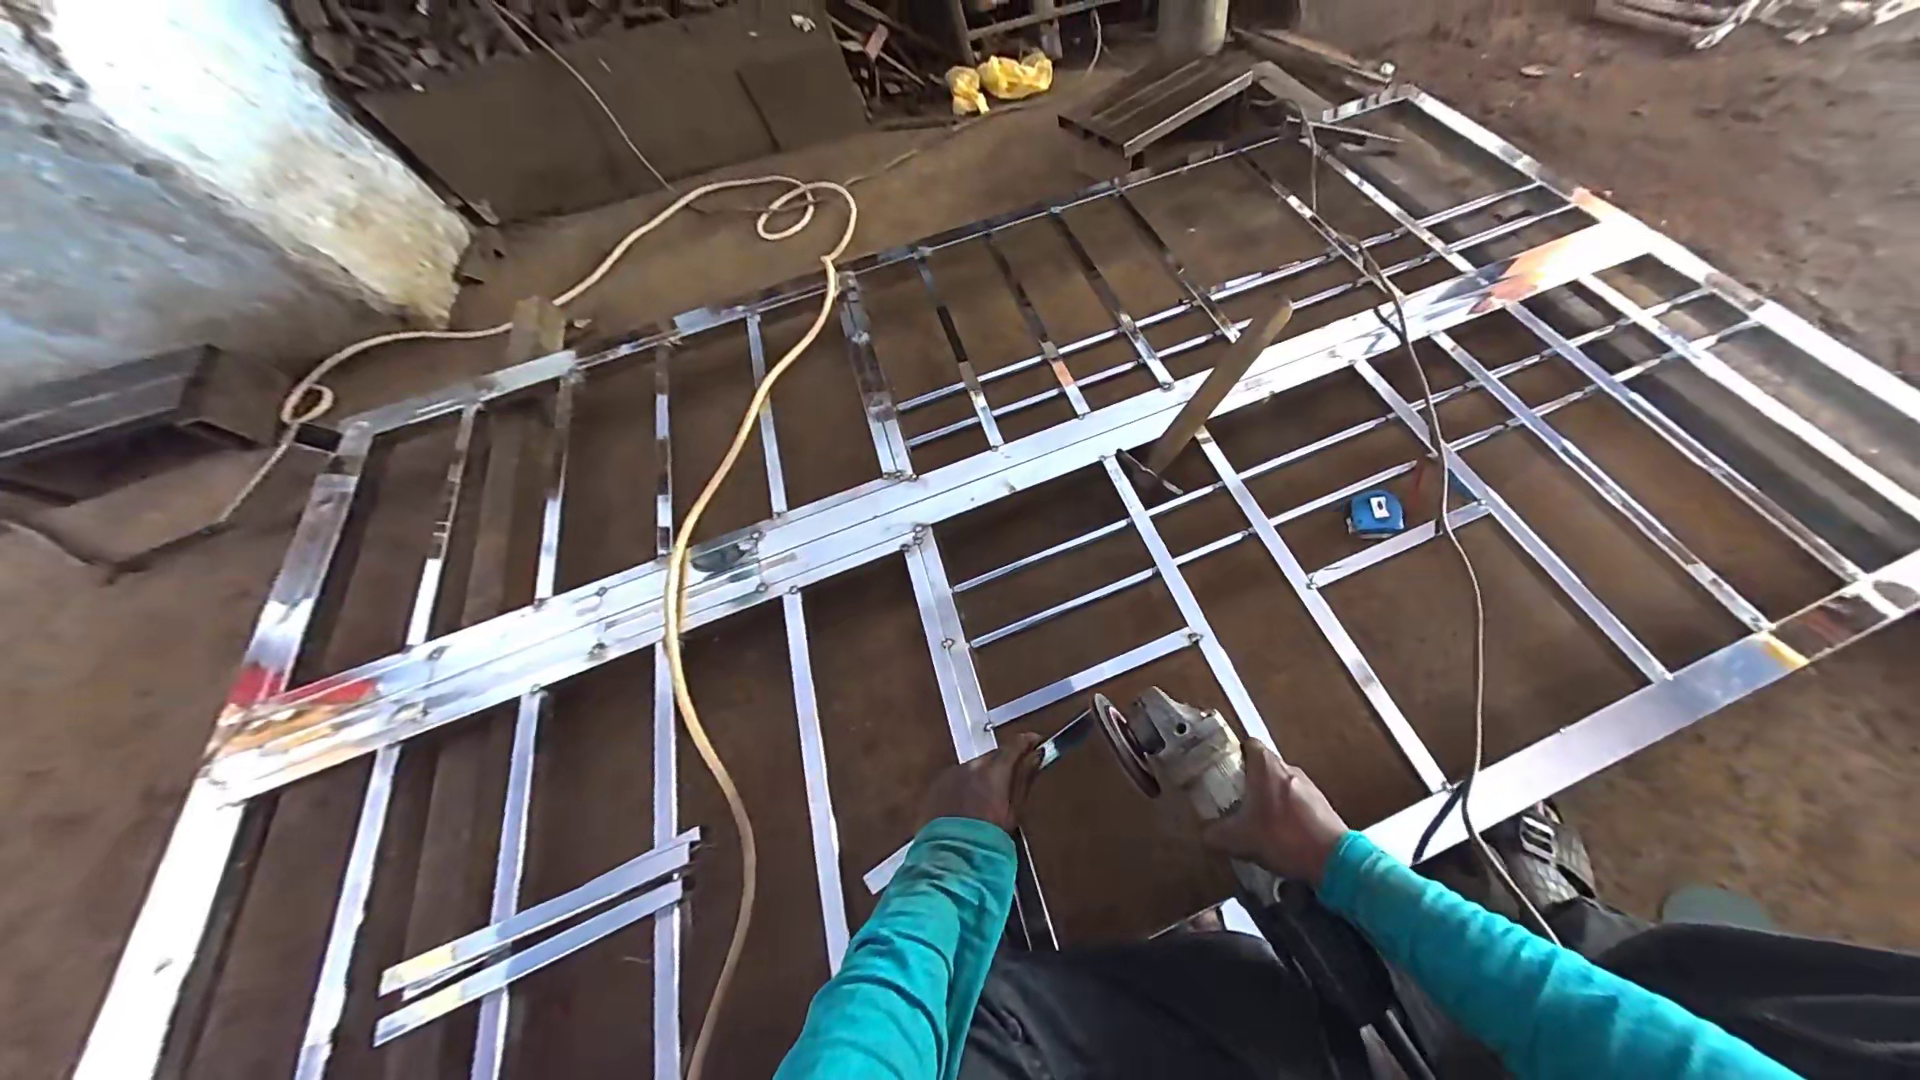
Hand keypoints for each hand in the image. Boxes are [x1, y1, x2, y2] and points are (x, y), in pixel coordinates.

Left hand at [918, 732, 1042, 831]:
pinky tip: (969, 804)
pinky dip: (965, 785)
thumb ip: (1025, 778)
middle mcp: (971, 767)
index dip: (1028, 742)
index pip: (1015, 745)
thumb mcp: (1014, 811)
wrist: (953, 858)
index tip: (1036, 743)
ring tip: (987, 801)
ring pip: (975, 766)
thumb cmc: (986, 840)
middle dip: (1004, 764)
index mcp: (993, 772)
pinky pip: (957, 777)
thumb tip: (1035, 757)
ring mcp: (952, 774)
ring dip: (983, 775)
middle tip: (1012, 781)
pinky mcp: (937, 784)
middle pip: (994, 755)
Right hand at [1202, 742, 1348, 885]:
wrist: (1335, 862)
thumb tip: (1205, 834)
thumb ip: (1216, 834)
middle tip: (1237, 798)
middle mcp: (1289, 769)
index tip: (1225, 769)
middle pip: (1264, 765)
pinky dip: (1288, 812)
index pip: (1249, 744)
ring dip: (1270, 797)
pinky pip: (1298, 800)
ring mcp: (1310, 786)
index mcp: (1267, 767)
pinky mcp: (1324, 805)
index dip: (1235, 754)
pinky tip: (1283, 835)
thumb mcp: (1239, 840)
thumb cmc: (1285, 839)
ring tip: (1260, 821)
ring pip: (1282, 783)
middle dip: (1250, 780)